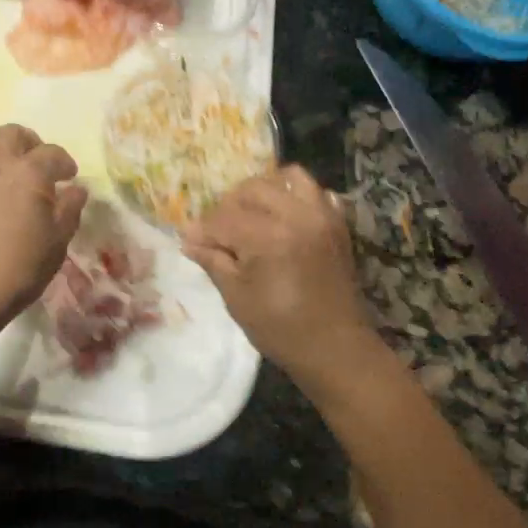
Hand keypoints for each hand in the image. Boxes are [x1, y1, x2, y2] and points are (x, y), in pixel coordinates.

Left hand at [0, 124, 87, 327]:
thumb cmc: (17, 270)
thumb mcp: (57, 244)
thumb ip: (69, 210)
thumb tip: (76, 189)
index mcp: (28, 172)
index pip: (52, 153)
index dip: (65, 162)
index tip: (69, 177)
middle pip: (12, 134)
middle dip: (29, 145)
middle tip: (37, 168)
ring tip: (4, 180)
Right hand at [182, 166, 380, 379]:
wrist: (336, 349)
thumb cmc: (281, 328)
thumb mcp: (237, 298)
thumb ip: (214, 261)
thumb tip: (189, 241)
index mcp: (266, 236)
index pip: (222, 218)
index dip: (202, 231)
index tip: (191, 243)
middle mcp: (295, 216)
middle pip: (251, 189)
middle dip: (229, 207)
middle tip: (220, 233)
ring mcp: (321, 217)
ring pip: (288, 178)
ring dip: (264, 191)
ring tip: (253, 215)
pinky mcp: (337, 225)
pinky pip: (317, 192)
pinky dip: (298, 196)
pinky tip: (286, 217)